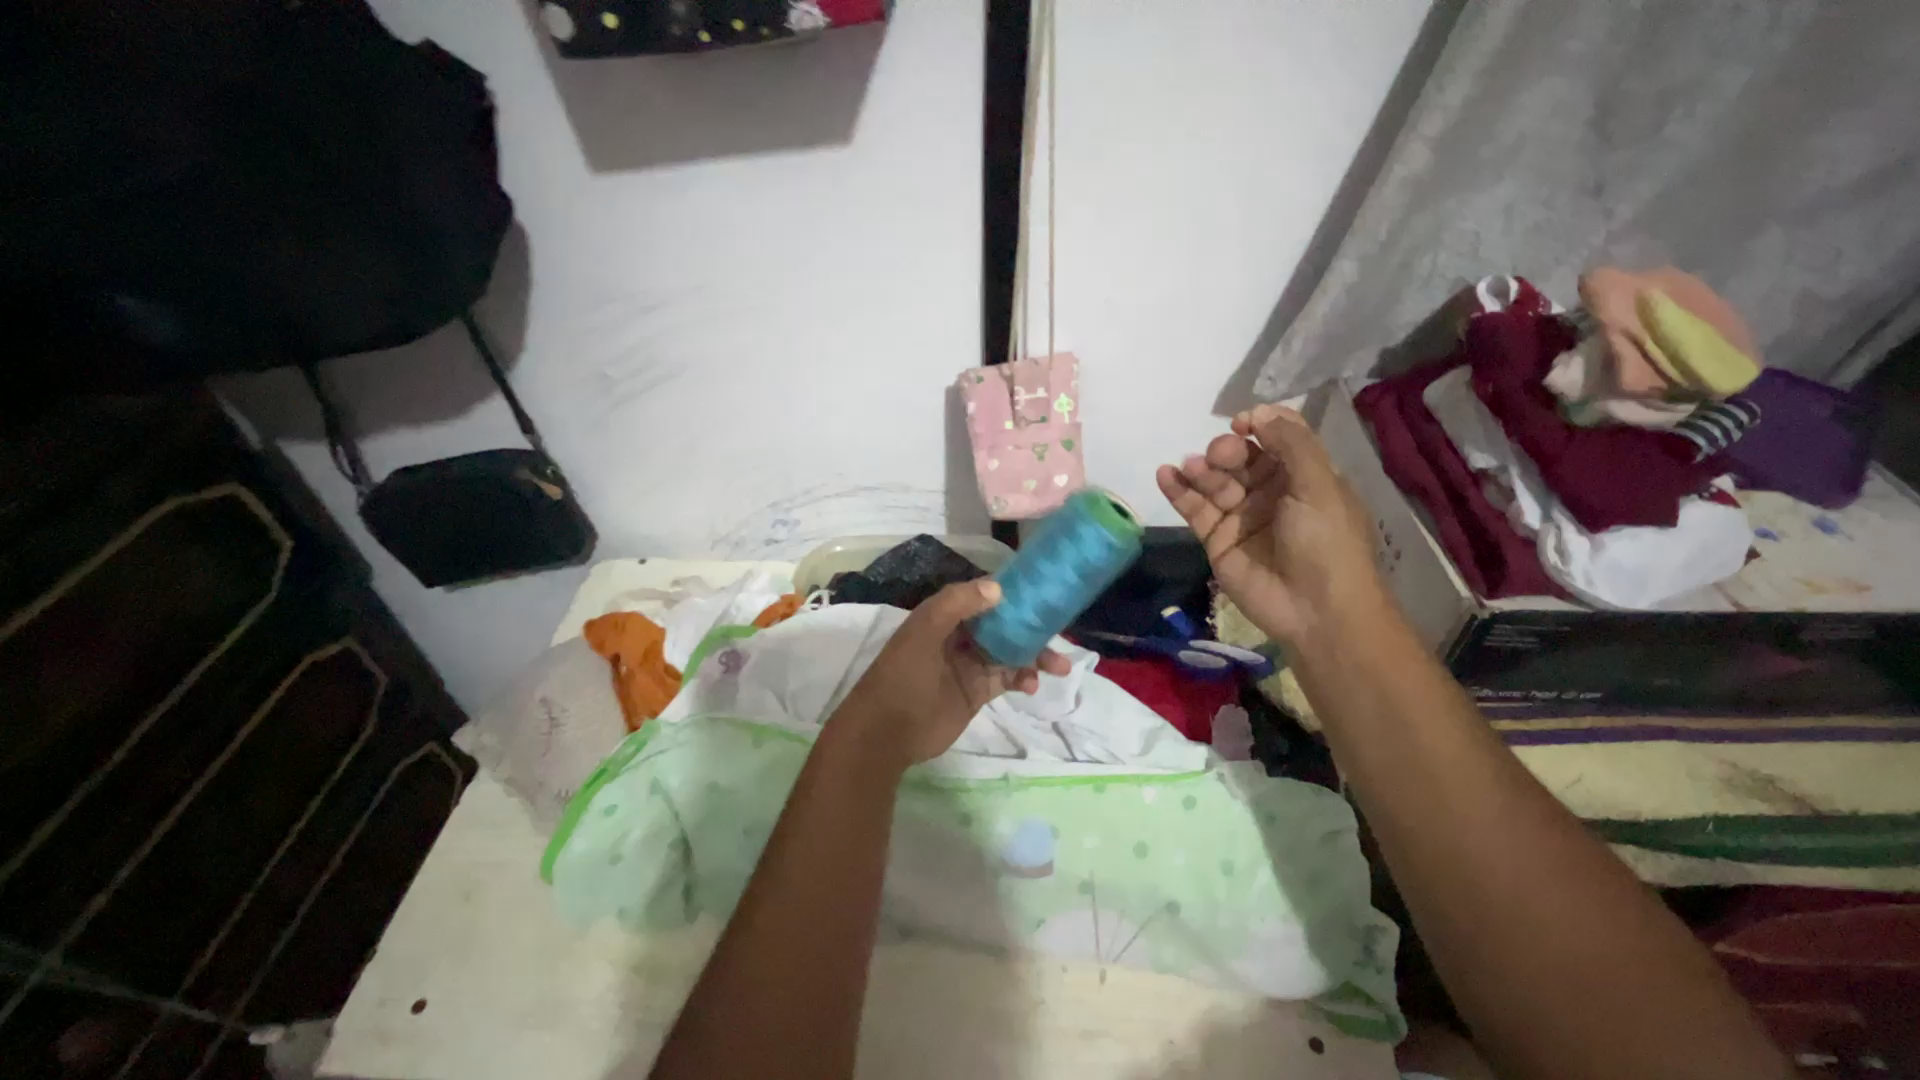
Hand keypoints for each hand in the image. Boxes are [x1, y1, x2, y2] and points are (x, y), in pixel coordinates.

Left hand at [829, 580, 1069, 771]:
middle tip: (1060, 634)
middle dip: (1031, 627)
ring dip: (1034, 655)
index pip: (982, 595)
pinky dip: (1022, 678)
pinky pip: (1006, 678)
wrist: (885, 734)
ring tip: (1058, 666)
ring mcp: (968, 665)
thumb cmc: (902, 677)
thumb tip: (999, 588)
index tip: (1043, 592)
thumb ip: (956, 605)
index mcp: (942, 615)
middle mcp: (958, 636)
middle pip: (1002, 624)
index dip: (1011, 592)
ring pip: (1009, 651)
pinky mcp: (976, 692)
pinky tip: (1032, 685)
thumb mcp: (923, 633)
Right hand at [1156, 404, 1385, 646]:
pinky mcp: (1217, 541)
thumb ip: (1289, 444)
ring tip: (1192, 467)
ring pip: (1215, 481)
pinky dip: (1178, 489)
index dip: (1260, 424)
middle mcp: (1273, 493)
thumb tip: (1258, 413)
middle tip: (1220, 455)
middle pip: (1242, 457)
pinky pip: (1194, 509)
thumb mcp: (1319, 485)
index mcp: (1305, 477)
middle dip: (1227, 449)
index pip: (1278, 438)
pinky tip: (1166, 474)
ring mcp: (1242, 517)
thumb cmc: (1327, 542)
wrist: (1317, 610)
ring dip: (1201, 468)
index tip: (1243, 423)